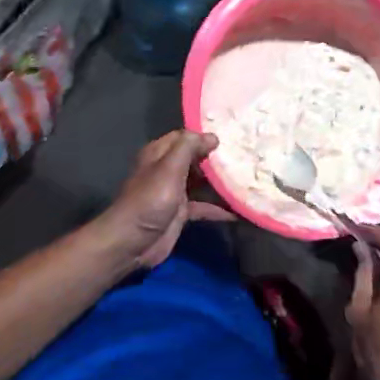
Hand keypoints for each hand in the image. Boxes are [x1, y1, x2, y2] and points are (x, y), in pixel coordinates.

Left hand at [96, 130, 236, 269]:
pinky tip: (239, 211)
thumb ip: (189, 147)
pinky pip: (204, 206)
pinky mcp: (181, 213)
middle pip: (196, 159)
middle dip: (217, 158)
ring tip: (247, 179)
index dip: (205, 136)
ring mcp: (175, 192)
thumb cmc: (150, 200)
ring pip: (202, 182)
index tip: (231, 137)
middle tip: (244, 156)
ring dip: (221, 183)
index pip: (185, 137)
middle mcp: (168, 170)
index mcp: (160, 154)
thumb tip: (212, 137)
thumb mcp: (169, 167)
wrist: (132, 242)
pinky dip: (219, 208)